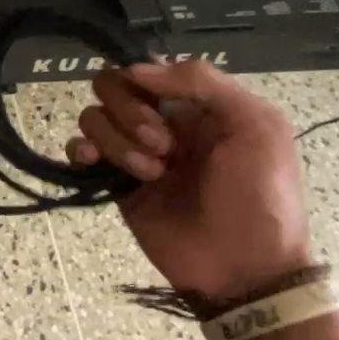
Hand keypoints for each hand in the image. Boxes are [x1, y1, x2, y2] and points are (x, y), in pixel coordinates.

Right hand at [66, 61, 309, 301]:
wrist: (248, 271)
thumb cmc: (260, 196)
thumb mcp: (258, 127)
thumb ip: (204, 81)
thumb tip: (136, 70)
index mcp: (193, 105)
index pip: (145, 68)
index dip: (141, 78)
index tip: (156, 101)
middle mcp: (158, 122)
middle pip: (110, 86)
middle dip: (129, 112)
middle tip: (163, 147)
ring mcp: (133, 152)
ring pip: (93, 116)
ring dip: (117, 141)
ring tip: (152, 174)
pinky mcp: (113, 182)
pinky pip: (77, 148)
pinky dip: (80, 149)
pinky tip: (95, 162)